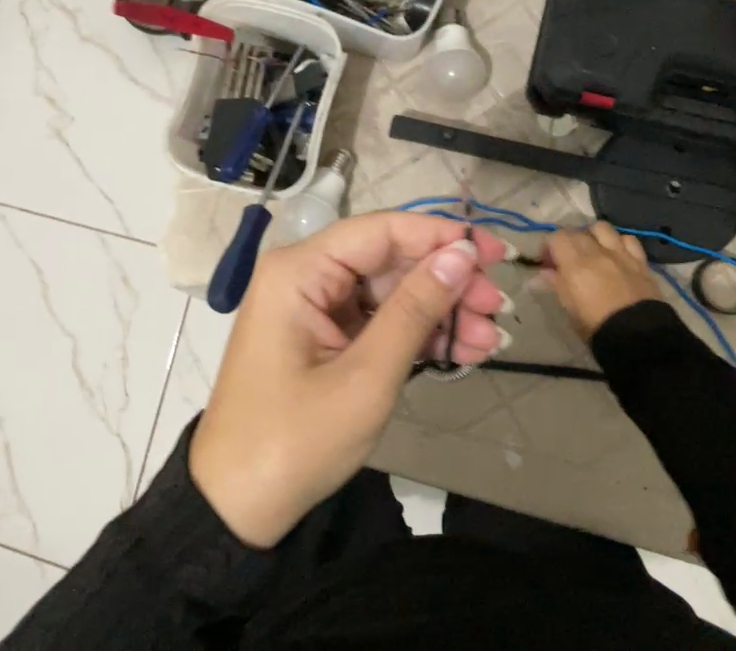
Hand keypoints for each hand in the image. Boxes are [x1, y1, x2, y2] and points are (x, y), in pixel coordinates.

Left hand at [189, 212, 508, 546]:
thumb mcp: (366, 376)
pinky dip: (416, 334)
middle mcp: (303, 276)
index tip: (496, 251)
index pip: (380, 230)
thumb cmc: (296, 439)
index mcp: (299, 271)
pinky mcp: (321, 338)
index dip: (441, 235)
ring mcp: (311, 308)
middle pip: (387, 259)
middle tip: (497, 307)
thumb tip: (462, 254)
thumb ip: (414, 310)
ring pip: (388, 291)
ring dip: (438, 312)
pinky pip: (376, 321)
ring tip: (489, 339)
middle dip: (445, 281)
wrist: (238, 505)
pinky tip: (462, 351)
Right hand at [534, 222, 659, 338]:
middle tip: (566, 258)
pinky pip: (628, 240)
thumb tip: (540, 274)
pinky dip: (619, 242)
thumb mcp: (569, 307)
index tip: (547, 262)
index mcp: (575, 264)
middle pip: (577, 232)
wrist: (638, 337)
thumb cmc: (596, 326)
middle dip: (568, 241)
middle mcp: (597, 252)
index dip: (549, 246)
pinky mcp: (640, 262)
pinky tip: (616, 254)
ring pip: (603, 228)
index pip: (557, 237)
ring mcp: (621, 255)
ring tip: (592, 250)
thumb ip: (555, 284)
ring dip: (593, 235)